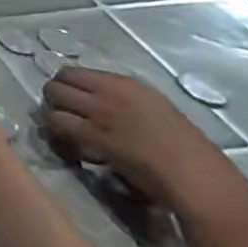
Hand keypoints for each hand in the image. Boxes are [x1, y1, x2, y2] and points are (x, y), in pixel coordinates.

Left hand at [42, 67, 243, 209]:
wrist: (196, 175)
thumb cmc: (188, 151)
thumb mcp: (156, 111)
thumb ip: (128, 105)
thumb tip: (110, 112)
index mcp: (125, 83)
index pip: (79, 72)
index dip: (69, 85)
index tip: (71, 100)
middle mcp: (107, 90)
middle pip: (61, 77)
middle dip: (54, 92)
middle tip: (59, 111)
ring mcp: (99, 110)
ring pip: (53, 96)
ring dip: (51, 110)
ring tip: (58, 129)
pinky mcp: (94, 134)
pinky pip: (59, 123)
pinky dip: (55, 132)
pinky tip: (66, 146)